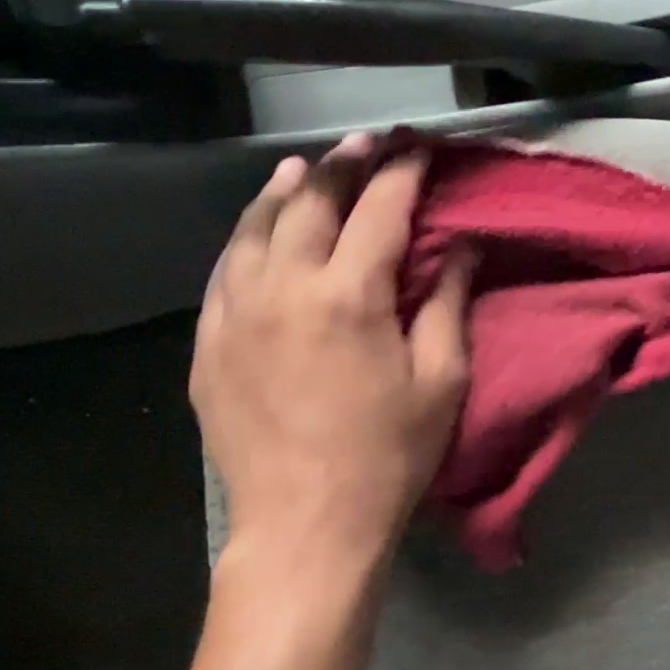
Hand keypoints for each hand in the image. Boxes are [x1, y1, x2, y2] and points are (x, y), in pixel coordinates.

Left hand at [192, 135, 473, 604]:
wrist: (306, 523)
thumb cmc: (390, 455)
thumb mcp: (441, 382)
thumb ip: (447, 304)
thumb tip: (461, 247)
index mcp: (349, 295)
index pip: (380, 209)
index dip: (404, 172)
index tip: (421, 148)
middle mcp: (282, 286)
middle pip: (311, 202)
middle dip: (344, 165)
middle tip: (368, 146)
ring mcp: (233, 312)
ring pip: (254, 227)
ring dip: (287, 191)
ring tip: (307, 169)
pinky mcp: (208, 342)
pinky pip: (225, 269)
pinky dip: (248, 238)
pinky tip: (260, 233)